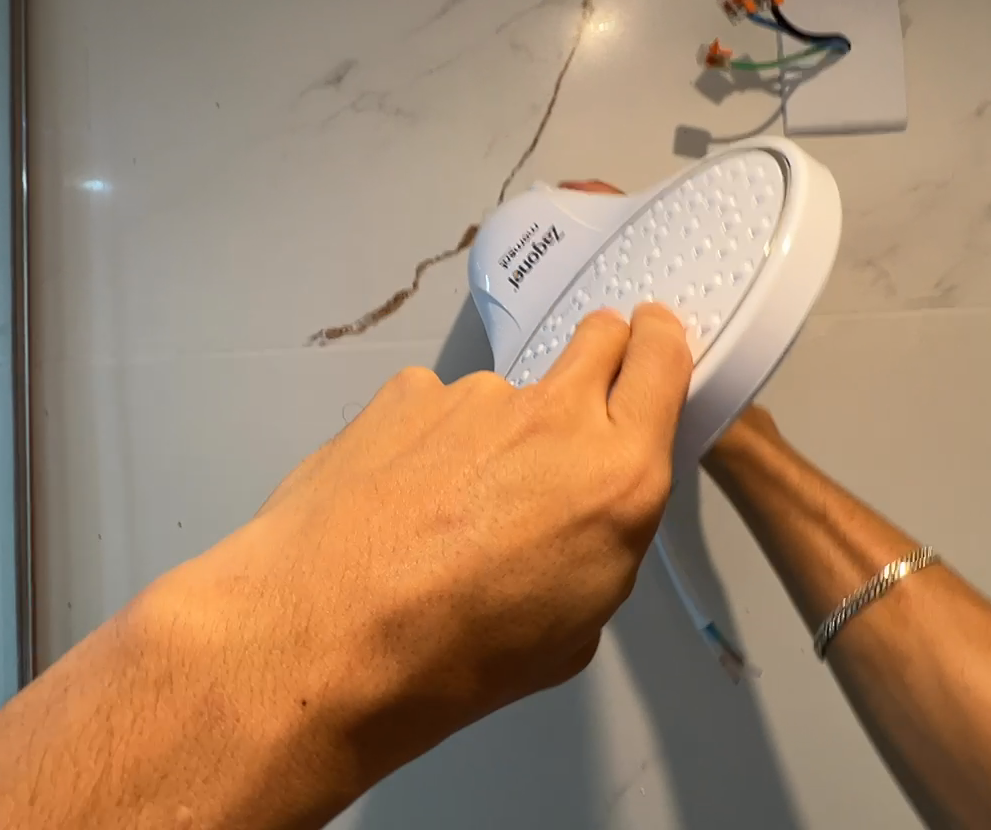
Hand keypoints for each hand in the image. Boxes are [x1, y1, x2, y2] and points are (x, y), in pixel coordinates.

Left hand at [159, 304, 693, 792]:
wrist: (328, 633)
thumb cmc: (460, 654)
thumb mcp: (575, 624)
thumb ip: (598, 537)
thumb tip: (573, 505)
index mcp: (617, 475)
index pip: (662, 362)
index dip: (660, 342)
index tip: (651, 337)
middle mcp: (553, 416)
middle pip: (596, 336)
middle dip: (598, 352)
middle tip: (569, 405)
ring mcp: (475, 393)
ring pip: (505, 392)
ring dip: (492, 430)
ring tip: (440, 503)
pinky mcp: (408, 388)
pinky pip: (436, 404)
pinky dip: (428, 437)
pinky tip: (393, 490)